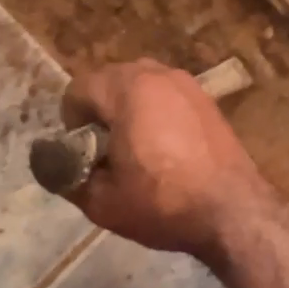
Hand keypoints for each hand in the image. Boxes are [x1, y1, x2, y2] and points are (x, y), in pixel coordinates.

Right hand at [62, 59, 268, 258]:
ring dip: (130, 108)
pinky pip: (168, 97)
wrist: (233, 212)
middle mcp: (158, 75)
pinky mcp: (209, 101)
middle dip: (100, 110)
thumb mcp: (102, 202)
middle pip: (111, 80)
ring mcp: (188, 85)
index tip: (81, 151)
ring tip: (134, 147)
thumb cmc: (162, 202)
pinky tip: (165, 149)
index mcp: (127, 89)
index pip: (80, 88)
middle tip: (104, 150)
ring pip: (143, 85)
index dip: (72, 120)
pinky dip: (158, 113)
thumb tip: (55, 165)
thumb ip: (69, 177)